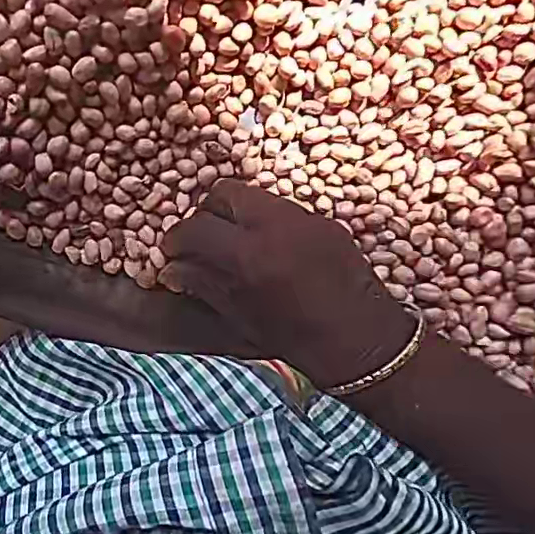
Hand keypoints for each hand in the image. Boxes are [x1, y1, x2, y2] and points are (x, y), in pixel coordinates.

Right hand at [164, 180, 416, 389]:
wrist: (363, 341)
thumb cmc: (297, 340)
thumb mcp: (242, 317)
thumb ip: (204, 285)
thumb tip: (171, 269)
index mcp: (249, 255)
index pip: (196, 227)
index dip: (176, 239)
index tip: (171, 251)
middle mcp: (275, 225)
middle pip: (224, 192)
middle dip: (207, 213)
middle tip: (204, 240)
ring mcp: (304, 218)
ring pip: (255, 197)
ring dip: (237, 215)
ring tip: (237, 245)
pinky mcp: (325, 221)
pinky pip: (284, 210)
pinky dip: (267, 223)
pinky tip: (271, 251)